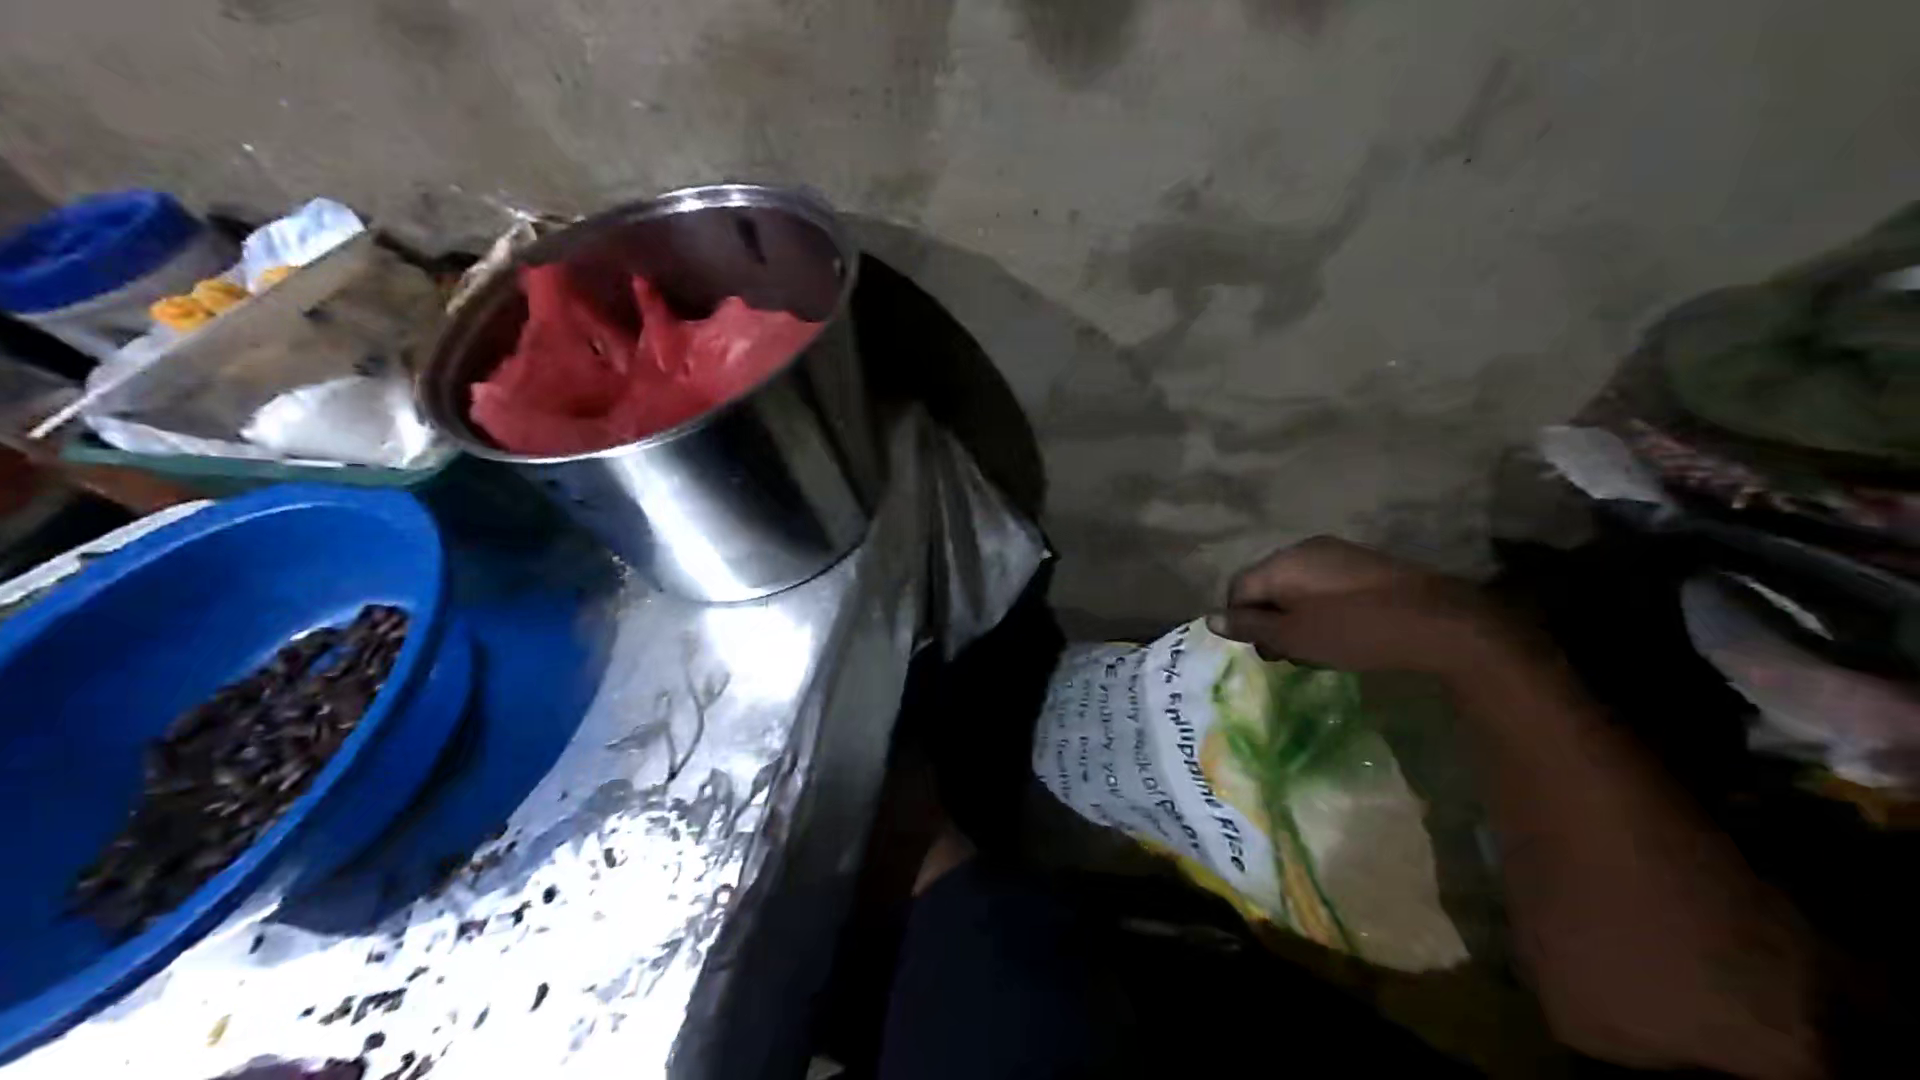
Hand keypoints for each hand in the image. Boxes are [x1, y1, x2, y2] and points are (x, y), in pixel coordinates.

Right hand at [1207, 537, 1528, 678]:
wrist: (1442, 623)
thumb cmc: (1355, 632)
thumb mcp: (1295, 636)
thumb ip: (1250, 626)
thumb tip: (1210, 618)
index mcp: (1281, 563)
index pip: (1238, 589)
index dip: (1242, 621)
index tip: (1263, 651)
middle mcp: (1303, 549)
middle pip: (1266, 585)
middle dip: (1269, 619)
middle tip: (1288, 654)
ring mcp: (1337, 553)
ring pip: (1295, 585)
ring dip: (1294, 615)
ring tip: (1315, 647)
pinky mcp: (1365, 565)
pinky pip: (1323, 585)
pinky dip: (1320, 608)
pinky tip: (1342, 632)